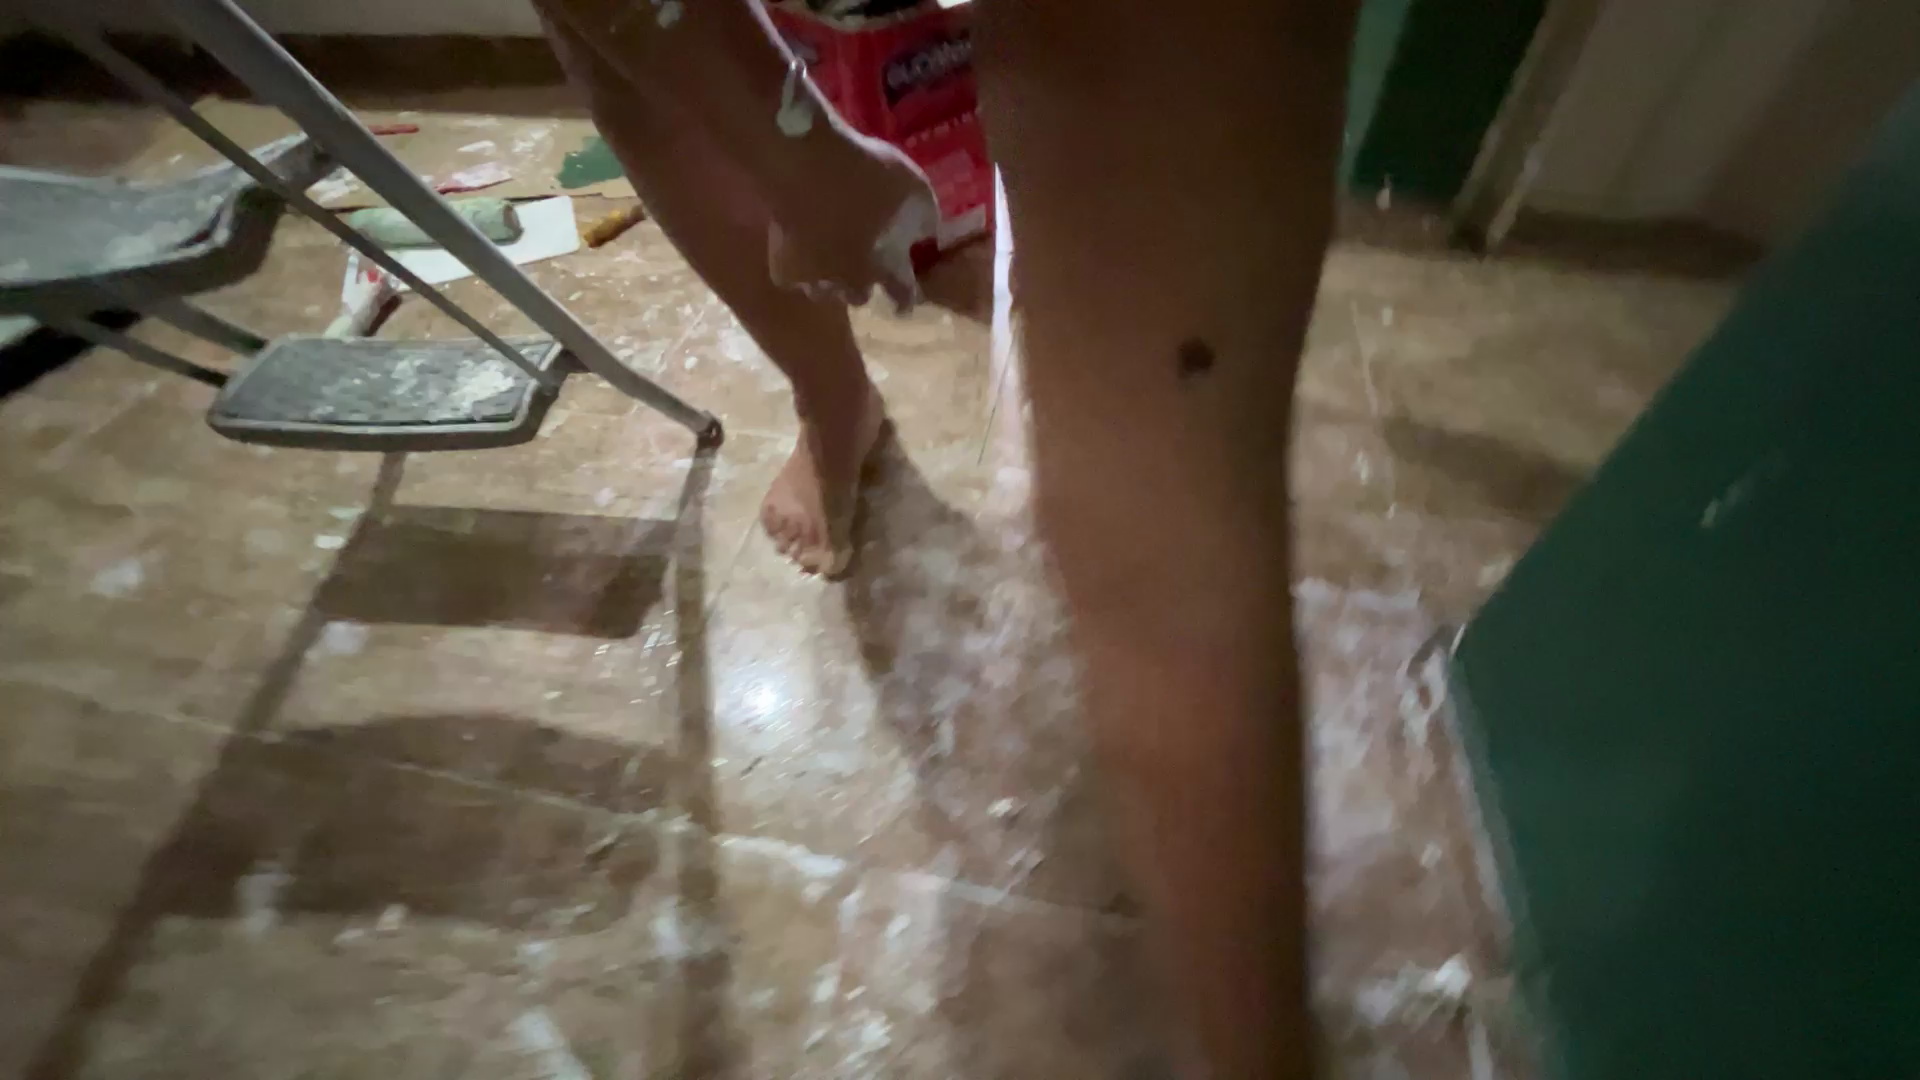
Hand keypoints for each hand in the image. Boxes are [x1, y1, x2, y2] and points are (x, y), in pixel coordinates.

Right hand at [766, 128, 938, 311]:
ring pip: (825, 292)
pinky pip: (792, 277)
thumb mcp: (913, 188)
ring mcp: (816, 279)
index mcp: (886, 268)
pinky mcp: (784, 269)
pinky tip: (794, 249)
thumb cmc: (865, 175)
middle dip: (862, 284)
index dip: (905, 300)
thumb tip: (931, 235)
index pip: (903, 297)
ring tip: (825, 260)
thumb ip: (926, 217)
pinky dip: (795, 266)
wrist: (805, 165)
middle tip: (860, 265)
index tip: (904, 304)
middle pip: (860, 296)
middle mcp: (851, 283)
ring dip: (829, 279)